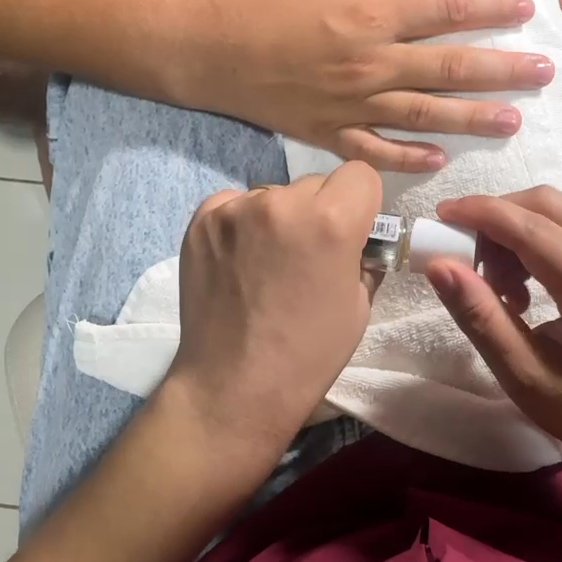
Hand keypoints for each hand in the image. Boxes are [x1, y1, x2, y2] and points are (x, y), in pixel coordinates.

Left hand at [168, 163, 384, 443]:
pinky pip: (234, 206)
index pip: (360, 174)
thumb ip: (361, 256)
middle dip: (319, 211)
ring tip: (267, 265)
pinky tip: (239, 263)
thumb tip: (360, 239)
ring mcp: (234, 209)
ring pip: (273, 195)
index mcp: (331, 221)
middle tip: (308, 256)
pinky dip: (242, 225)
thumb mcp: (359, 305)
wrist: (233, 387)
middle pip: (315, 183)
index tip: (352, 232)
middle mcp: (281, 202)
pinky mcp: (200, 221)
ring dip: (278, 218)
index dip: (361, 204)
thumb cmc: (307, 355)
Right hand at [189, 0, 554, 172]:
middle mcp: (372, 64)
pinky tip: (440, 161)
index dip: (492, 10)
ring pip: (425, 115)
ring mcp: (353, 106)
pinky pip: (376, 152)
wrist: (216, 48)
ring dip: (472, 119)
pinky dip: (408, 159)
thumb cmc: (271, 3)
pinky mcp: (331, 135)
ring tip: (512, 122)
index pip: (448, 11)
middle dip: (502, 71)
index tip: (530, 11)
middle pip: (450, 69)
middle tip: (543, 75)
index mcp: (373, 16)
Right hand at [425, 187, 561, 462]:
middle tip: (464, 254)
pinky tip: (521, 286)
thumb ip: (480, 316)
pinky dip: (535, 240)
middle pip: (550, 206)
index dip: (483, 213)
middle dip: (497, 216)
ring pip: (561, 212)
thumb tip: (439, 264)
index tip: (440, 214)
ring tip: (495, 284)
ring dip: (515, 229)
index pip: (535, 230)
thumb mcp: (522, 374)